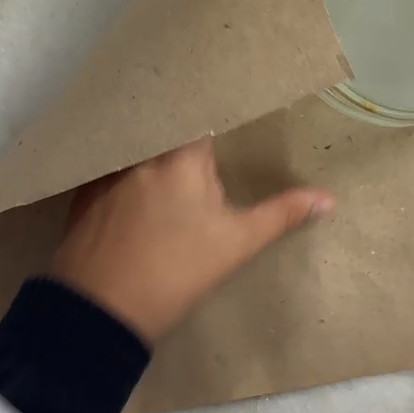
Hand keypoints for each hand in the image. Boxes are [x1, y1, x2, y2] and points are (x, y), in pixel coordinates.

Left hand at [48, 136, 334, 343]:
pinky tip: (130, 177)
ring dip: (151, 143)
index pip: (201, 114)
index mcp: (181, 152)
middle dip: (182, 126)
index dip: (214, 109)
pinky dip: (121, 163)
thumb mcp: (235, 244)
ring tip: (167, 147)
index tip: (228, 100)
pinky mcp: (84, 187)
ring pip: (136, 142)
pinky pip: (108, 161)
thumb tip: (329, 198)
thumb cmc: (175, 272)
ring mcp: (107, 167)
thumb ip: (281, 214)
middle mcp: (142, 148)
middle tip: (199, 131)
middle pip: (166, 123)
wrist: (99, 312)